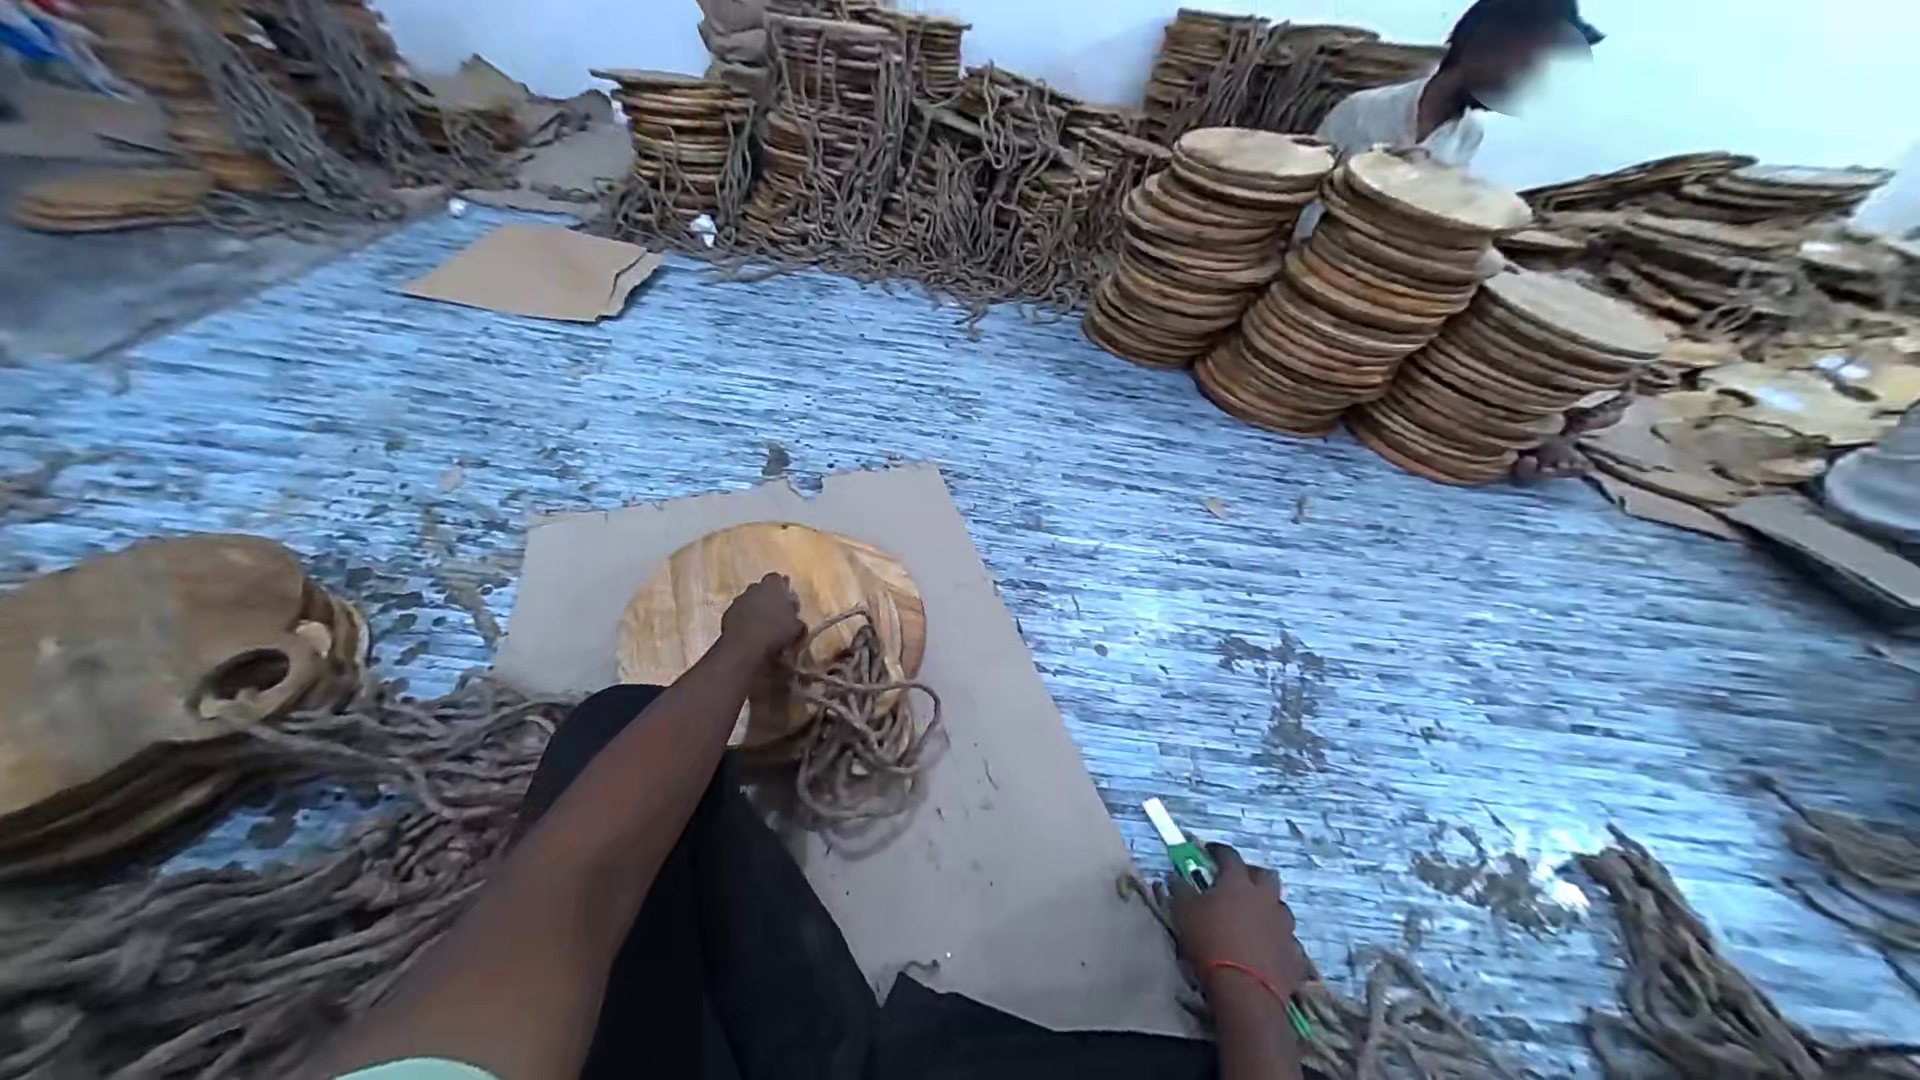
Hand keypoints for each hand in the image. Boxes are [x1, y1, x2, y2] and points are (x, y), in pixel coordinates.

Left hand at [719, 573, 804, 665]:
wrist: (745, 648)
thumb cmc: (776, 632)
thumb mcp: (797, 628)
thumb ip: (798, 620)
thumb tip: (797, 622)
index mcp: (772, 586)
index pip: (777, 579)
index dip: (782, 589)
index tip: (787, 601)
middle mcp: (753, 588)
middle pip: (761, 589)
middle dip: (767, 598)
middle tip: (776, 613)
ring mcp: (738, 601)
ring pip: (749, 601)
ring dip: (755, 610)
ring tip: (763, 626)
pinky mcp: (727, 615)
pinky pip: (738, 614)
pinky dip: (744, 620)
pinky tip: (750, 634)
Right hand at [1171, 844, 1307, 1007]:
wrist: (1244, 991)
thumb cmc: (1210, 942)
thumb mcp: (1184, 911)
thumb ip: (1180, 889)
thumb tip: (1175, 877)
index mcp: (1238, 883)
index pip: (1229, 855)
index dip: (1218, 851)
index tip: (1208, 851)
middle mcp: (1266, 899)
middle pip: (1265, 876)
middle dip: (1252, 874)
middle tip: (1237, 881)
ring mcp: (1284, 928)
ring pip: (1281, 908)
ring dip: (1268, 908)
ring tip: (1254, 917)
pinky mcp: (1294, 956)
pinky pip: (1288, 941)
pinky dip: (1278, 941)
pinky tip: (1268, 948)